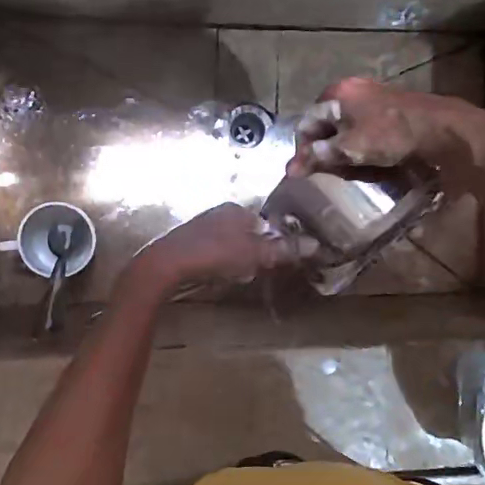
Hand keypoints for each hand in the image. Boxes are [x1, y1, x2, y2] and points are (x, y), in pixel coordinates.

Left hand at [133, 203, 318, 291]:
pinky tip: (218, 274)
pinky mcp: (187, 242)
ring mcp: (201, 226)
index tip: (275, 259)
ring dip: (237, 258)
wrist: (169, 264)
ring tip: (238, 275)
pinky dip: (220, 262)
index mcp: (237, 209)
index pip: (266, 221)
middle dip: (255, 251)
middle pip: (248, 232)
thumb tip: (315, 244)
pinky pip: (213, 251)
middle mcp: (219, 212)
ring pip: (230, 242)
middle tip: (256, 270)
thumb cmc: (216, 254)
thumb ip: (283, 249)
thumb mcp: (256, 254)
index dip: (273, 241)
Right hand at [287, 77, 484, 180]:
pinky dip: (362, 143)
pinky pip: (363, 126)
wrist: (442, 128)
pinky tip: (373, 158)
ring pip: (345, 127)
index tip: (311, 171)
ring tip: (358, 166)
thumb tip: (290, 170)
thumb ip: (318, 157)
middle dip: (328, 150)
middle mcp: (350, 88)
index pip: (306, 124)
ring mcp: (371, 94)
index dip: (305, 149)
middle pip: (325, 125)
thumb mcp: (349, 149)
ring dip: (346, 149)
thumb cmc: (390, 136)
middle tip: (337, 170)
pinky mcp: (388, 105)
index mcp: (336, 93)